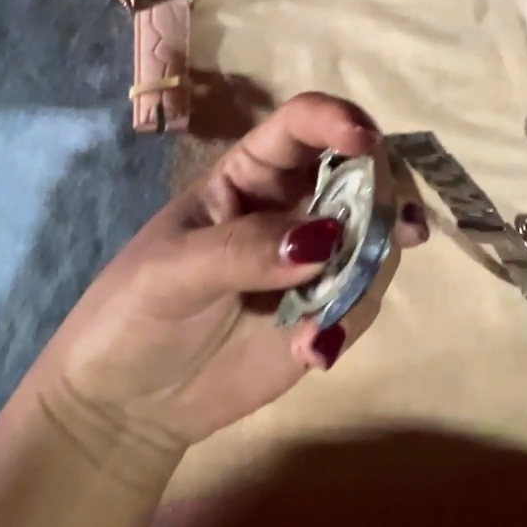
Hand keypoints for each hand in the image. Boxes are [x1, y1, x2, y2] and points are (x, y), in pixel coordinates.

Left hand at [28, 93, 427, 454]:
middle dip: (387, 192)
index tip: (363, 141)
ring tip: (333, 315)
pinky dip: (349, 321)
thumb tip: (327, 239)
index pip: (303, 125)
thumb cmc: (132, 315)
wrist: (125, 407)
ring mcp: (319, 259)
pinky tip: (313, 351)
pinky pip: (364, 298)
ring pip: (376, 236)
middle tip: (401, 226)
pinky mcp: (329, 310)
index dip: (337, 120)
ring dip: (374, 264)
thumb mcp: (171, 272)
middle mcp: (298, 206)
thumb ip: (244, 249)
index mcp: (254, 174)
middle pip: (361, 173)